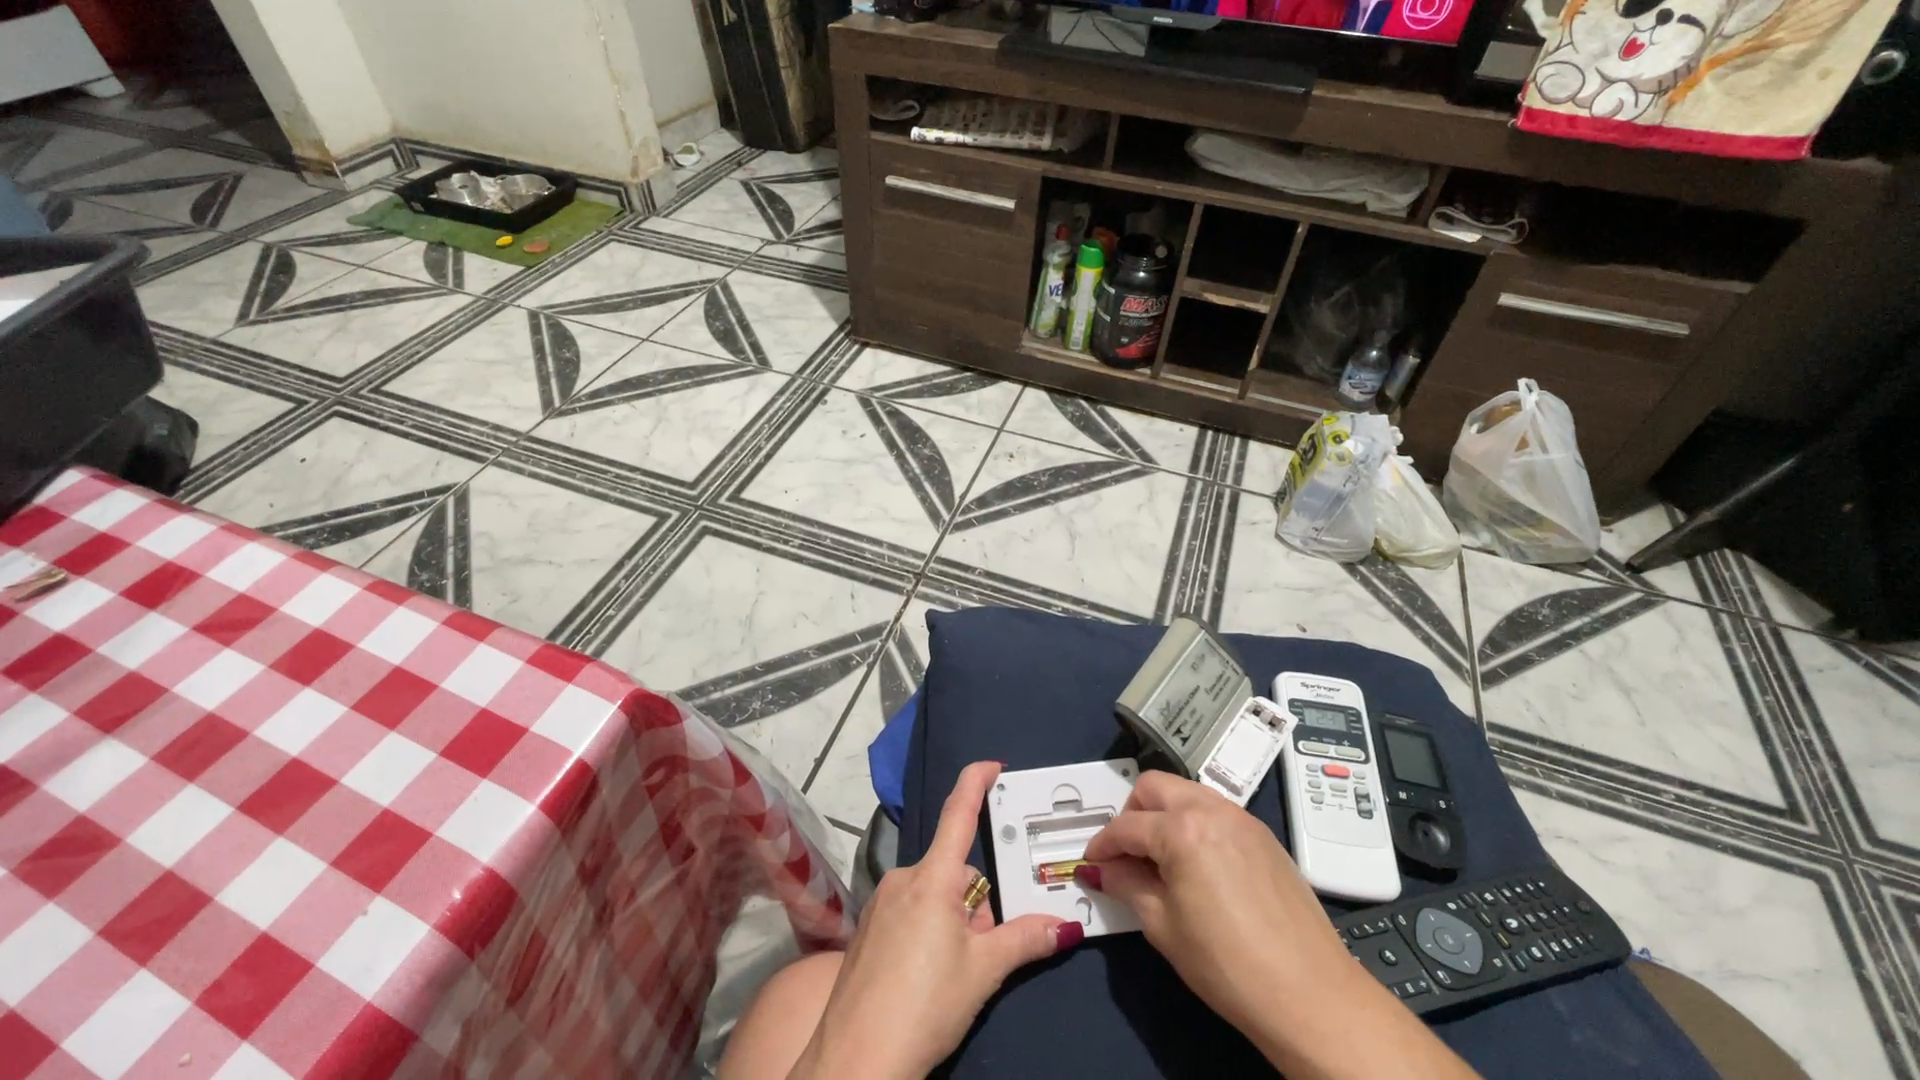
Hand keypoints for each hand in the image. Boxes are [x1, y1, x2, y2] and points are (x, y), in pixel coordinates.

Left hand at [792, 761, 1082, 1079]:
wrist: (855, 1060)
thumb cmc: (924, 1004)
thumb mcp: (984, 971)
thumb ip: (1025, 940)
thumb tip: (1065, 926)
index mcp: (931, 879)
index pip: (957, 815)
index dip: (975, 783)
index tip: (992, 763)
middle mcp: (902, 881)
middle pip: (953, 871)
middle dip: (977, 901)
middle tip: (985, 947)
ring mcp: (880, 905)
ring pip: (933, 896)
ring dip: (954, 919)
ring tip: (958, 971)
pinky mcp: (866, 931)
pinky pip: (909, 913)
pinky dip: (929, 931)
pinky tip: (929, 976)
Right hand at [1079, 772, 1477, 1079]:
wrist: (1309, 993)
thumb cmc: (1225, 964)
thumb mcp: (1162, 926)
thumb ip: (1128, 885)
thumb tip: (1106, 869)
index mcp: (1183, 829)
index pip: (1126, 825)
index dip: (1102, 845)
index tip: (1092, 864)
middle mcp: (1214, 810)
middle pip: (1156, 787)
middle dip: (1132, 813)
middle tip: (1127, 855)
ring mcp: (1245, 820)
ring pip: (1189, 794)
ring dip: (1165, 815)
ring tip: (1160, 861)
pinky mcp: (1266, 838)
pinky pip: (1217, 813)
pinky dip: (1196, 826)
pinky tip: (1197, 867)